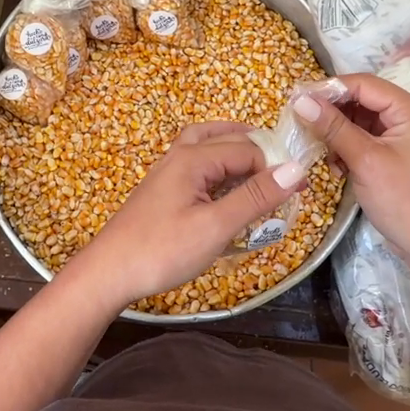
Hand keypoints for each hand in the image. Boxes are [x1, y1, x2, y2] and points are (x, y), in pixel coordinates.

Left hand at [62, 122, 305, 309]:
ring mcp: (167, 172)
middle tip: (284, 171)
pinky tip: (224, 186)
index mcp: (193, 159)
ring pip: (204, 145)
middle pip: (224, 138)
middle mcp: (179, 156)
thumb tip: (295, 170)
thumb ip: (254, 198)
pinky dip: (216, 165)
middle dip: (257, 150)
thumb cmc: (163, 250)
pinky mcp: (161, 190)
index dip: (276, 167)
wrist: (109, 272)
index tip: (300, 191)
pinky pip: (195, 164)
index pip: (247, 150)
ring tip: (258, 163)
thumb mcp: (216, 226)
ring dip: (232, 149)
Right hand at [291, 73, 409, 270]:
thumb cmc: (406, 203)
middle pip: (365, 100)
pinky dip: (352, 148)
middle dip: (334, 113)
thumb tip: (300, 99)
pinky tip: (338, 165)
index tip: (296, 100)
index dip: (329, 89)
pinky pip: (373, 140)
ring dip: (341, 133)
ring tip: (321, 151)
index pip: (364, 84)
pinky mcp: (406, 156)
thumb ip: (333, 127)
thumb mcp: (365, 162)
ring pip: (366, 121)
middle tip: (303, 126)